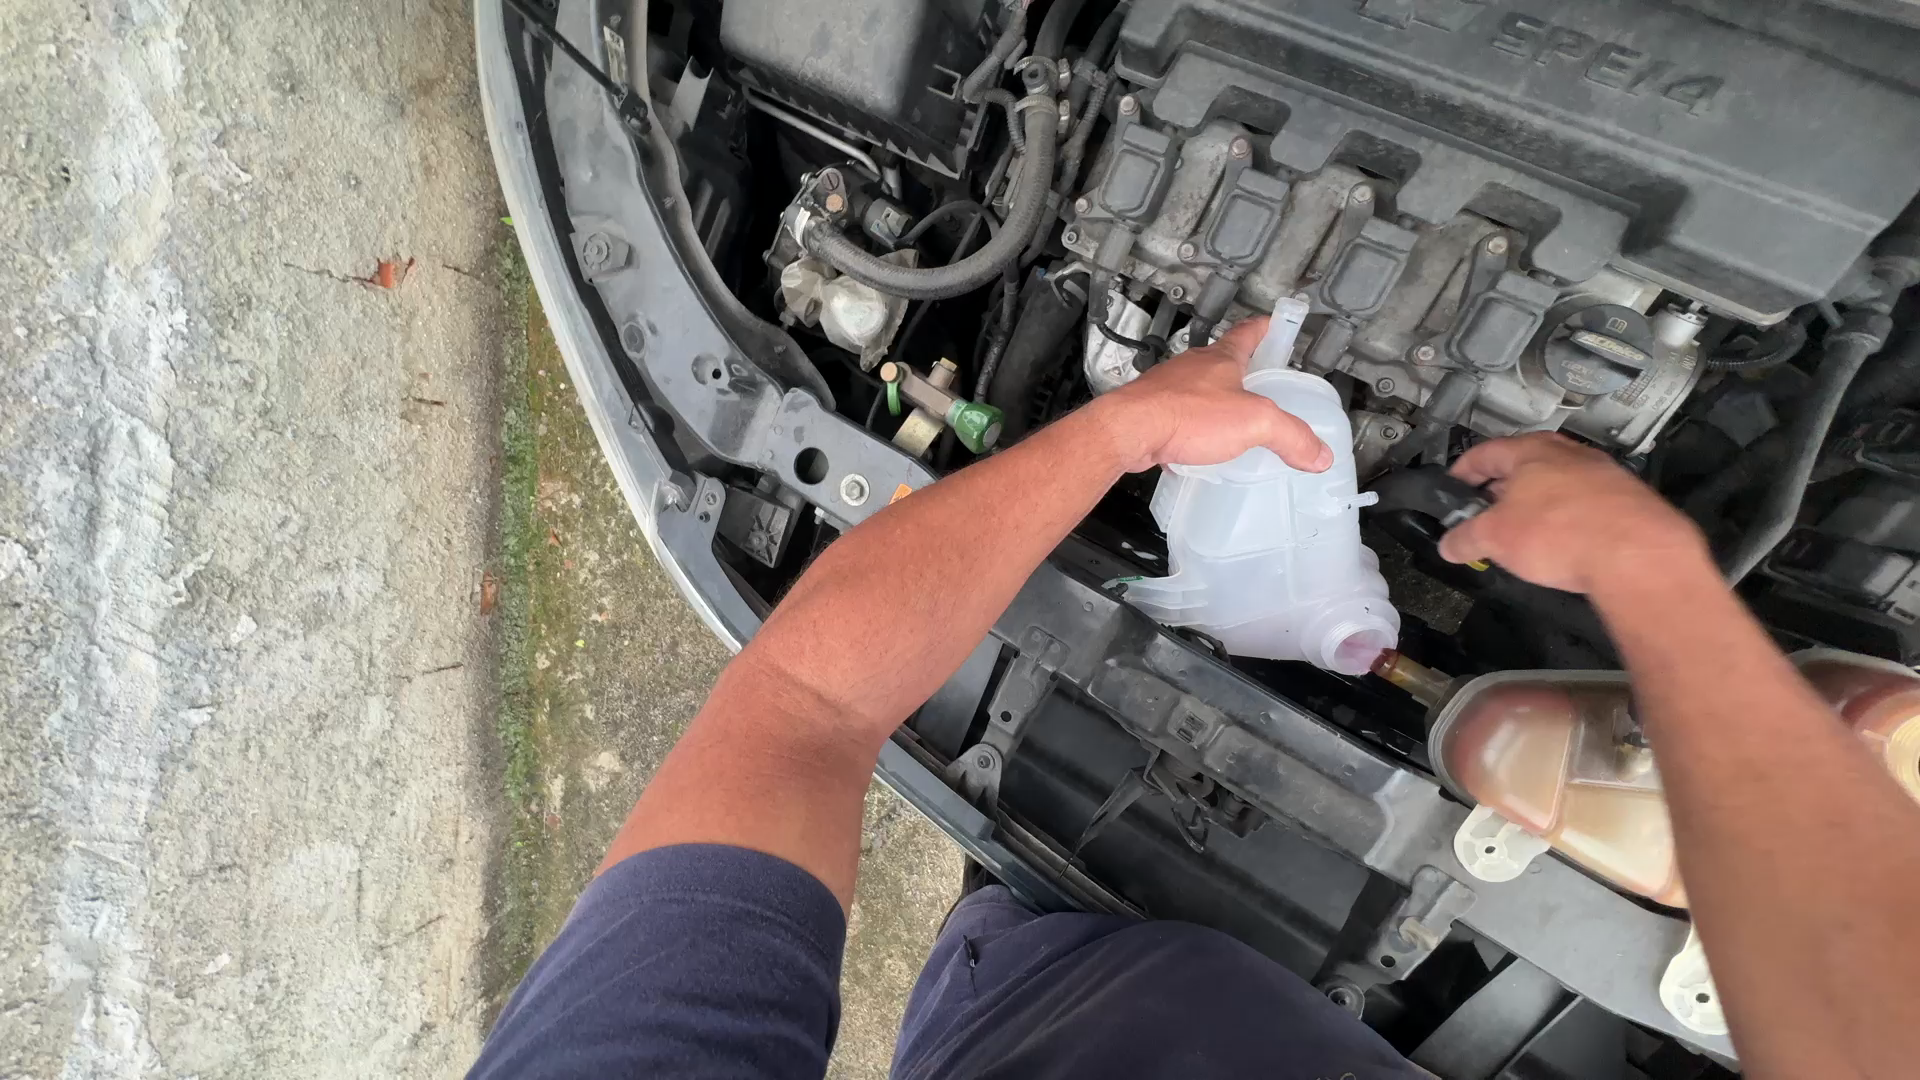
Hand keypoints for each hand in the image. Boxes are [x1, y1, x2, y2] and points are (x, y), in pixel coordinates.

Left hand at [1090, 317, 1331, 473]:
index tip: (1275, 324)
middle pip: (1222, 362)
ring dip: (1213, 402)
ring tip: (1230, 422)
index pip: (1249, 332)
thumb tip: (1318, 454)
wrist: (1130, 430)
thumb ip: (1291, 436)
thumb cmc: (1185, 414)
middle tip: (1258, 385)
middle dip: (1241, 372)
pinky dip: (1190, 428)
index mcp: (1222, 359)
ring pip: (1196, 390)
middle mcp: (1192, 368)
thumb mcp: (1255, 423)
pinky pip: (1177, 417)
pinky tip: (1196, 446)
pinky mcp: (1151, 412)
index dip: (1266, 328)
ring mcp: (1168, 389)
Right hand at [1437, 433, 1709, 593]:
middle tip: (1484, 510)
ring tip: (1521, 530)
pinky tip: (1560, 542)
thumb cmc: (1562, 534)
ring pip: (1557, 483)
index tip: (1453, 488)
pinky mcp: (1631, 500)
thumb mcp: (1491, 539)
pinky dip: (1566, 517)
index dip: (1462, 472)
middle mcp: (1572, 455)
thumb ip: (1462, 539)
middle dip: (1500, 488)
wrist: (1638, 558)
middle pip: (1524, 465)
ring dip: (1535, 502)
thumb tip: (1449, 545)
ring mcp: (1606, 475)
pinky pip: (1586, 503)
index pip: (1484, 452)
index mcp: (1533, 451)